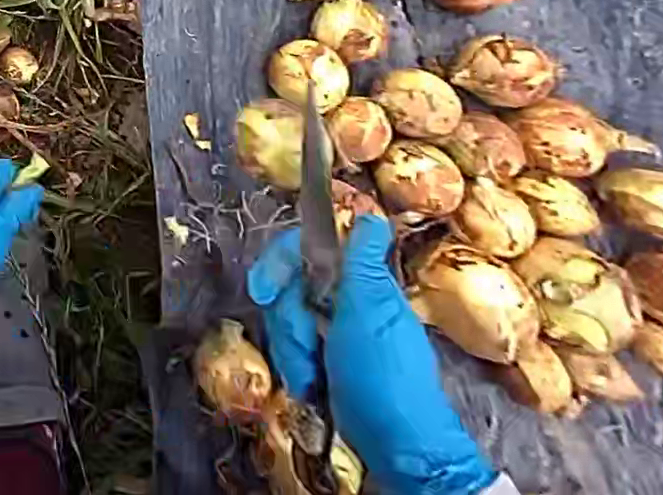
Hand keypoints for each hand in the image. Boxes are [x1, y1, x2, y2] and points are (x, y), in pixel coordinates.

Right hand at [248, 215, 498, 494]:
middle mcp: (342, 296)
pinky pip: (288, 343)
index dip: (279, 263)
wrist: (399, 449)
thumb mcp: (372, 311)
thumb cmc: (385, 375)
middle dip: (288, 319)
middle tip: (308, 347)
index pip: (303, 246)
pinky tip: (310, 383)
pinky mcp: (322, 355)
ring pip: (283, 315)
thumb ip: (364, 259)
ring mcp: (331, 327)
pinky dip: (293, 364)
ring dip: (291, 348)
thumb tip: (370, 214)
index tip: (264, 290)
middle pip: (286, 283)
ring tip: (313, 374)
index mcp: (356, 278)